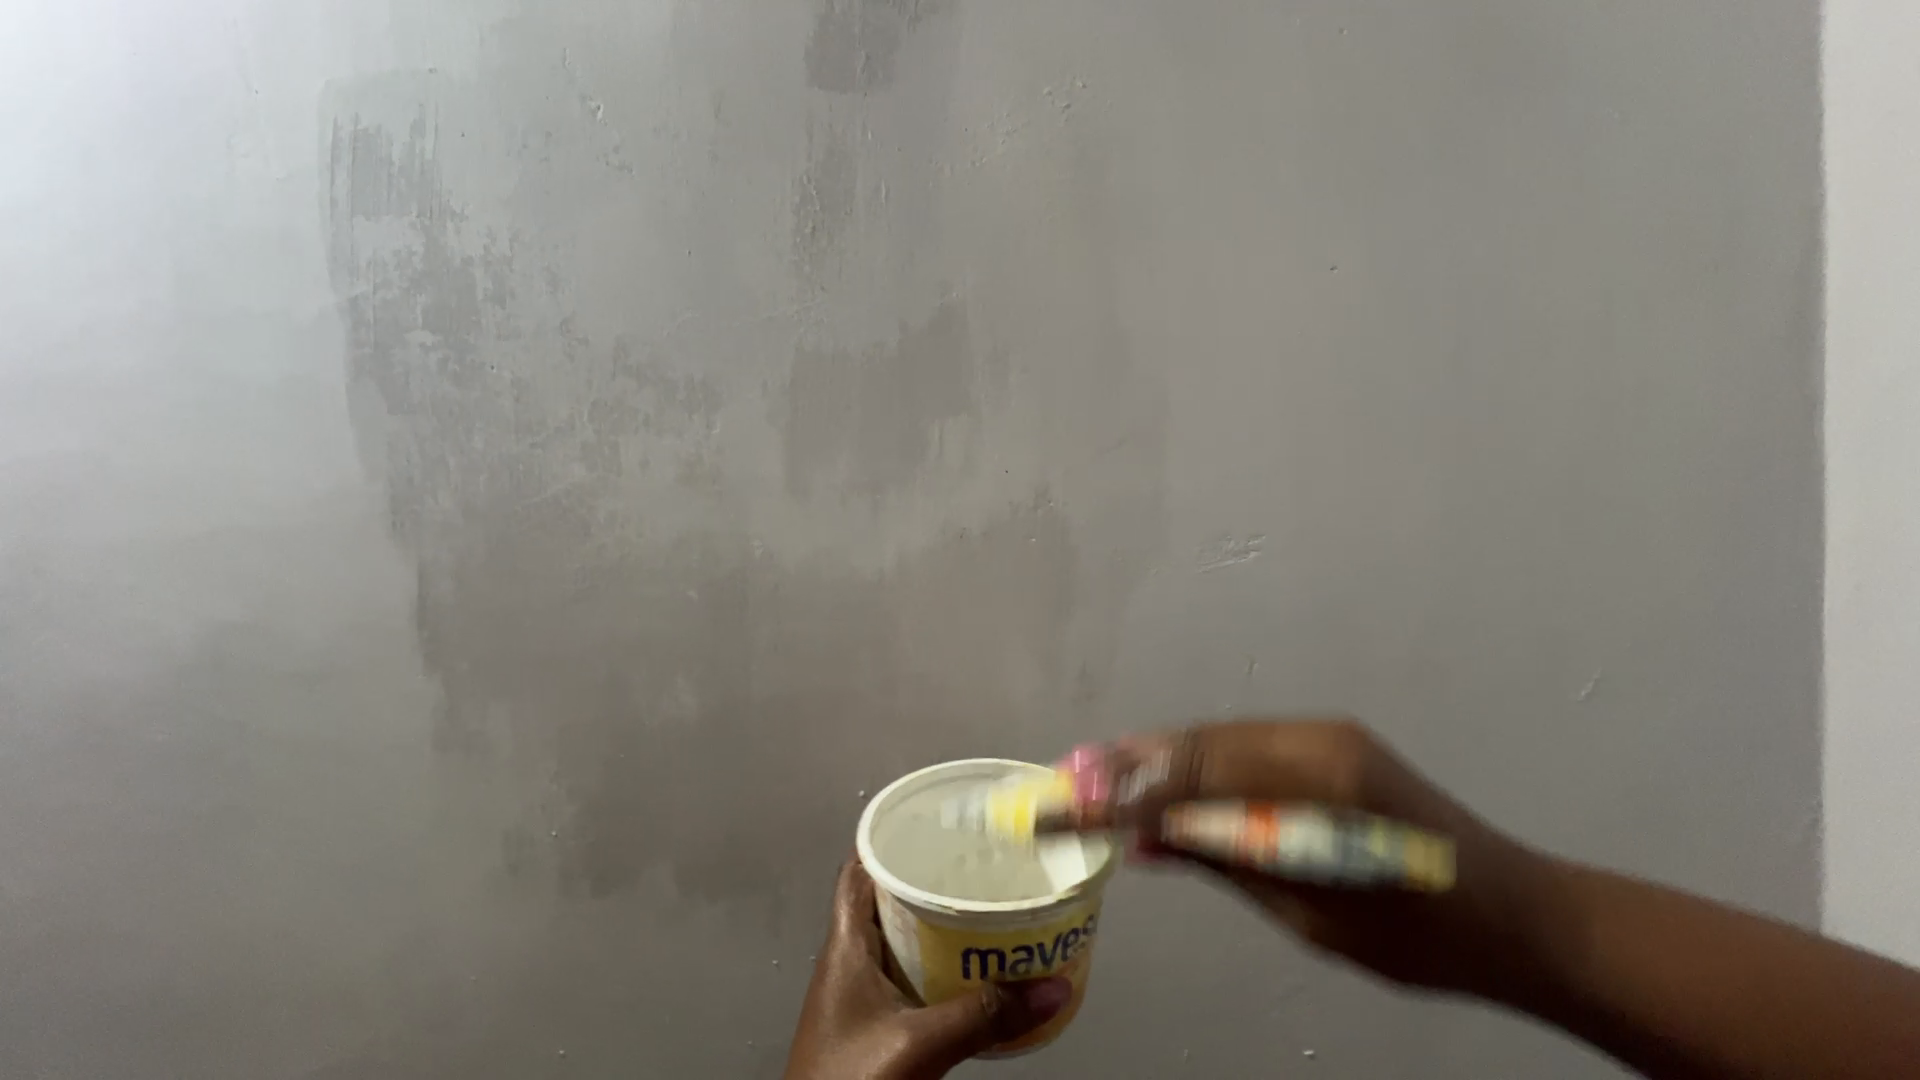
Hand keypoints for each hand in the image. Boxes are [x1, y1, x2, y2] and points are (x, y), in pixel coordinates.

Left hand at [783, 859, 1072, 1079]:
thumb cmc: (847, 1079)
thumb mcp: (919, 1044)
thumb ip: (984, 1016)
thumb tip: (1053, 985)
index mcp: (845, 942)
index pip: (860, 866)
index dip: (892, 840)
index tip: (938, 826)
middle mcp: (849, 957)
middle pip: (887, 897)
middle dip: (930, 880)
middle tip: (978, 867)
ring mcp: (859, 992)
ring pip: (901, 937)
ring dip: (938, 924)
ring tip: (987, 910)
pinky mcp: (874, 1021)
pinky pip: (911, 974)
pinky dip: (940, 964)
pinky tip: (975, 972)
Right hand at [1052, 718, 1564, 1000]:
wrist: (1519, 913)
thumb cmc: (1419, 933)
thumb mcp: (1311, 911)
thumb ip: (1225, 860)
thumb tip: (1143, 841)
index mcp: (1317, 781)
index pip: (1194, 779)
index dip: (1123, 793)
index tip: (1068, 806)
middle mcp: (1314, 738)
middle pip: (1197, 744)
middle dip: (1129, 765)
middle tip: (1067, 779)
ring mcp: (1322, 734)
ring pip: (1213, 738)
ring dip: (1156, 759)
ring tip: (1097, 774)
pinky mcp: (1326, 743)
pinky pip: (1240, 747)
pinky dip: (1194, 763)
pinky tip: (1160, 777)